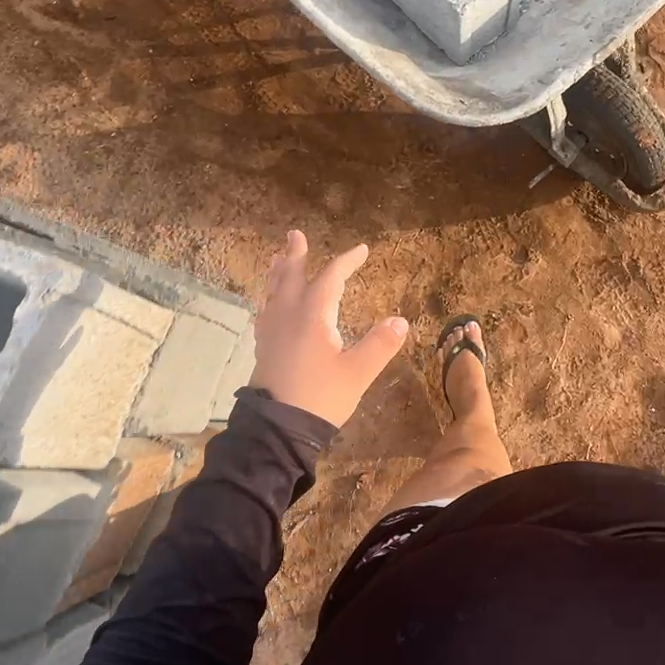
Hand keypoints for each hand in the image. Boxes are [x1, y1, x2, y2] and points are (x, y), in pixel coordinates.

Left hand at [249, 231, 408, 426]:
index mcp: (313, 315)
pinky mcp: (264, 349)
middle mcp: (288, 316)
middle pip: (290, 276)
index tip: (362, 250)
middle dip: (295, 255)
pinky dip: (271, 299)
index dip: (347, 261)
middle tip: (294, 235)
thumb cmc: (320, 398)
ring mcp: (272, 332)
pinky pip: (266, 312)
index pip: (331, 278)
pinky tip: (270, 306)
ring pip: (273, 292)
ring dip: (278, 272)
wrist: (277, 430)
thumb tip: (400, 320)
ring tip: (276, 259)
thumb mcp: (358, 373)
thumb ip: (380, 345)